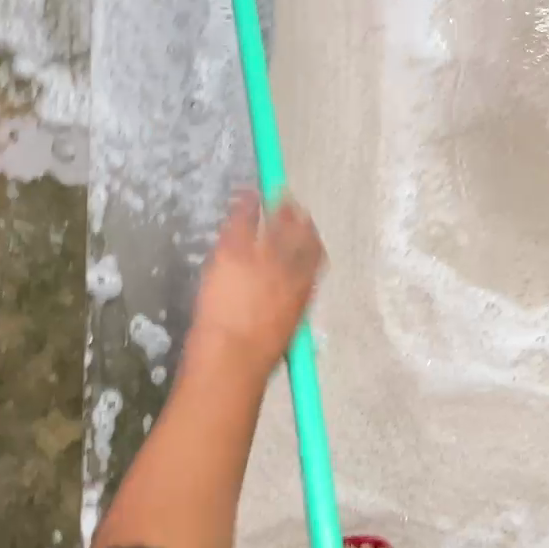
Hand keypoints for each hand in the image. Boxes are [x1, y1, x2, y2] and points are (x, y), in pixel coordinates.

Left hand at [188, 190, 323, 374]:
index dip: (314, 243)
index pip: (316, 259)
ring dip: (280, 208)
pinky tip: (246, 192)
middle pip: (300, 237)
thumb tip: (286, 300)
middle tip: (297, 206)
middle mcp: (290, 269)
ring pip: (277, 224)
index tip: (311, 234)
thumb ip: (288, 309)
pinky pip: (244, 219)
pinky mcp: (235, 250)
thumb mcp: (284, 333)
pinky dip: (247, 204)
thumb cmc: (257, 355)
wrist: (232, 353)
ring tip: (278, 192)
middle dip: (299, 219)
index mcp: (303, 292)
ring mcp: (263, 256)